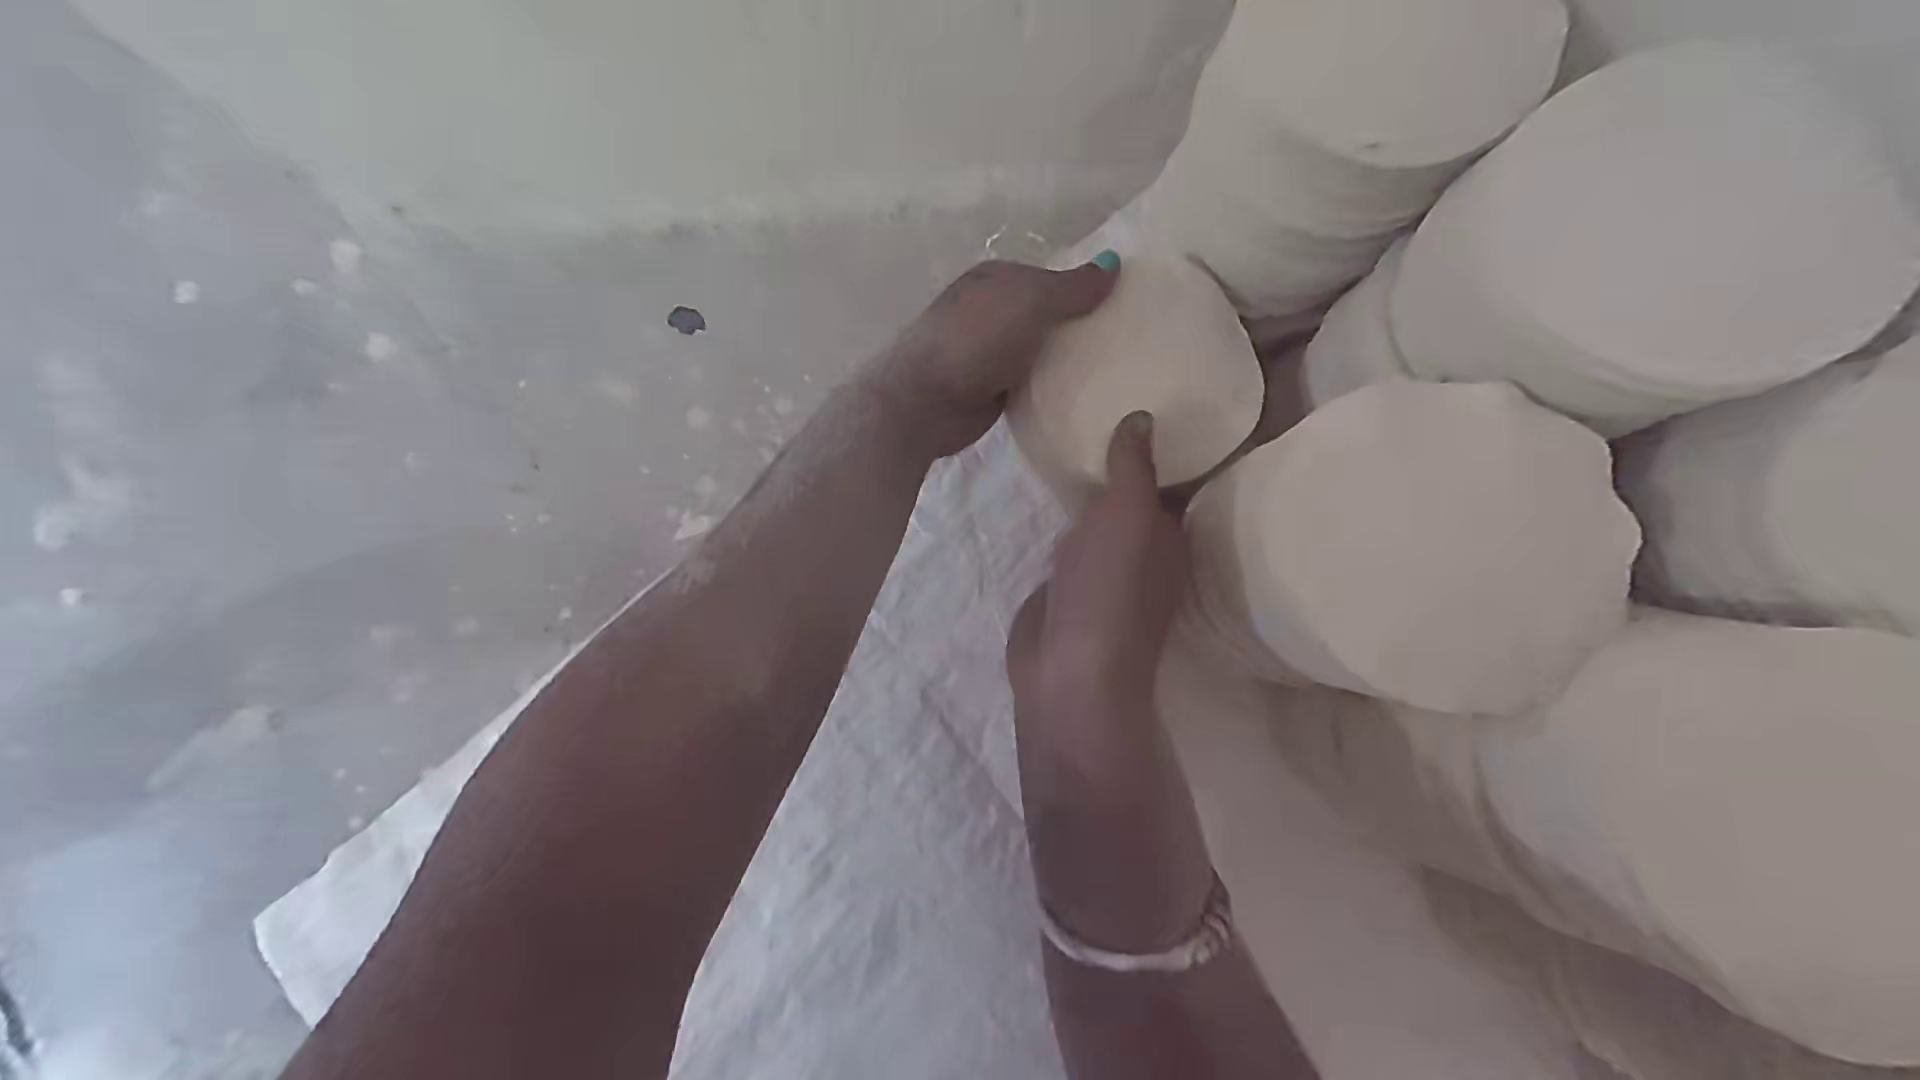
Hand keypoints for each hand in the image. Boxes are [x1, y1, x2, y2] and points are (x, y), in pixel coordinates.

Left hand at [862, 256, 1118, 457]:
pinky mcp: (990, 390)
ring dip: (1067, 361)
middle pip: (1047, 316)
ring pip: (1040, 352)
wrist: (924, 401)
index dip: (1086, 290)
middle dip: (1079, 328)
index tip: (1125, 307)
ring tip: (1115, 370)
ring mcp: (989, 353)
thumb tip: (1114, 263)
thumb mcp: (1029, 301)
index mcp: (996, 279)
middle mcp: (991, 312)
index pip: (1052, 278)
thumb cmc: (975, 340)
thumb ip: (1071, 287)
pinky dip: (1051, 388)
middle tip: (1128, 342)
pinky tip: (1081, 395)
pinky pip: (1031, 384)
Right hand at [1009, 411, 1189, 713]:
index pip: (1175, 481)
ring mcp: (1103, 573)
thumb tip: (1143, 417)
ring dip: (1091, 492)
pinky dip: (1062, 521)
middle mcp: (1143, 553)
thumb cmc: (1109, 589)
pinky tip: (1049, 496)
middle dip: (1124, 463)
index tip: (1153, 399)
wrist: (1068, 669)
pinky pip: (1067, 542)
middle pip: (1136, 498)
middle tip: (1103, 407)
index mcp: (1170, 536)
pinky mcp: (1068, 587)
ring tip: (1073, 440)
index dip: (1167, 446)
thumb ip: (1134, 467)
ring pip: (1100, 521)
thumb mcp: (1127, 516)